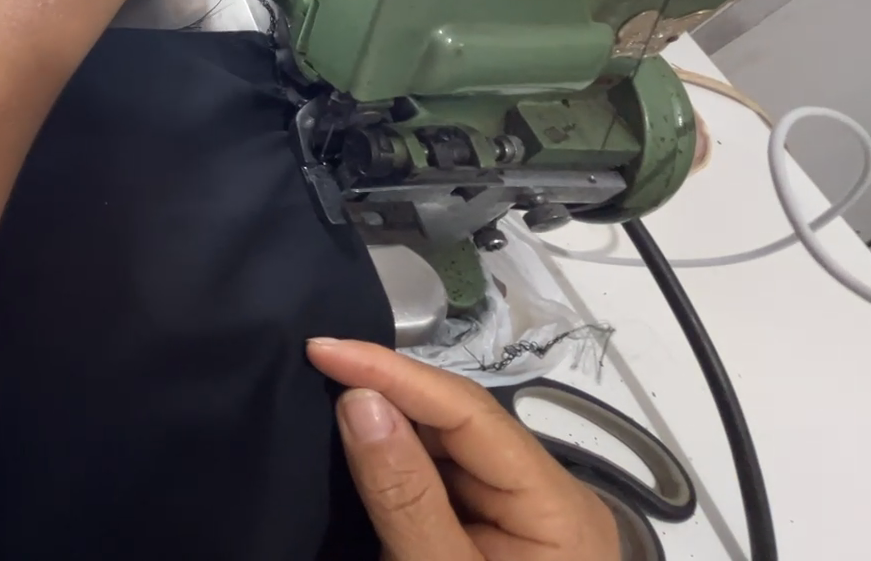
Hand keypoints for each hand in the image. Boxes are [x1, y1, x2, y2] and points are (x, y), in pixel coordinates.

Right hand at [307, 339, 620, 560]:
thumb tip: (358, 396)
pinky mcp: (484, 521)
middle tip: (313, 360)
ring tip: (323, 382)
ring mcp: (514, 507)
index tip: (321, 348)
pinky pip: (432, 464)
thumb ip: (404, 493)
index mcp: (557, 508)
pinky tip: (353, 427)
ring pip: (439, 435)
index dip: (391, 370)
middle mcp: (542, 493)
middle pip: (455, 415)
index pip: (467, 411)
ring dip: (382, 410)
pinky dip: (388, 444)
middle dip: (384, 384)